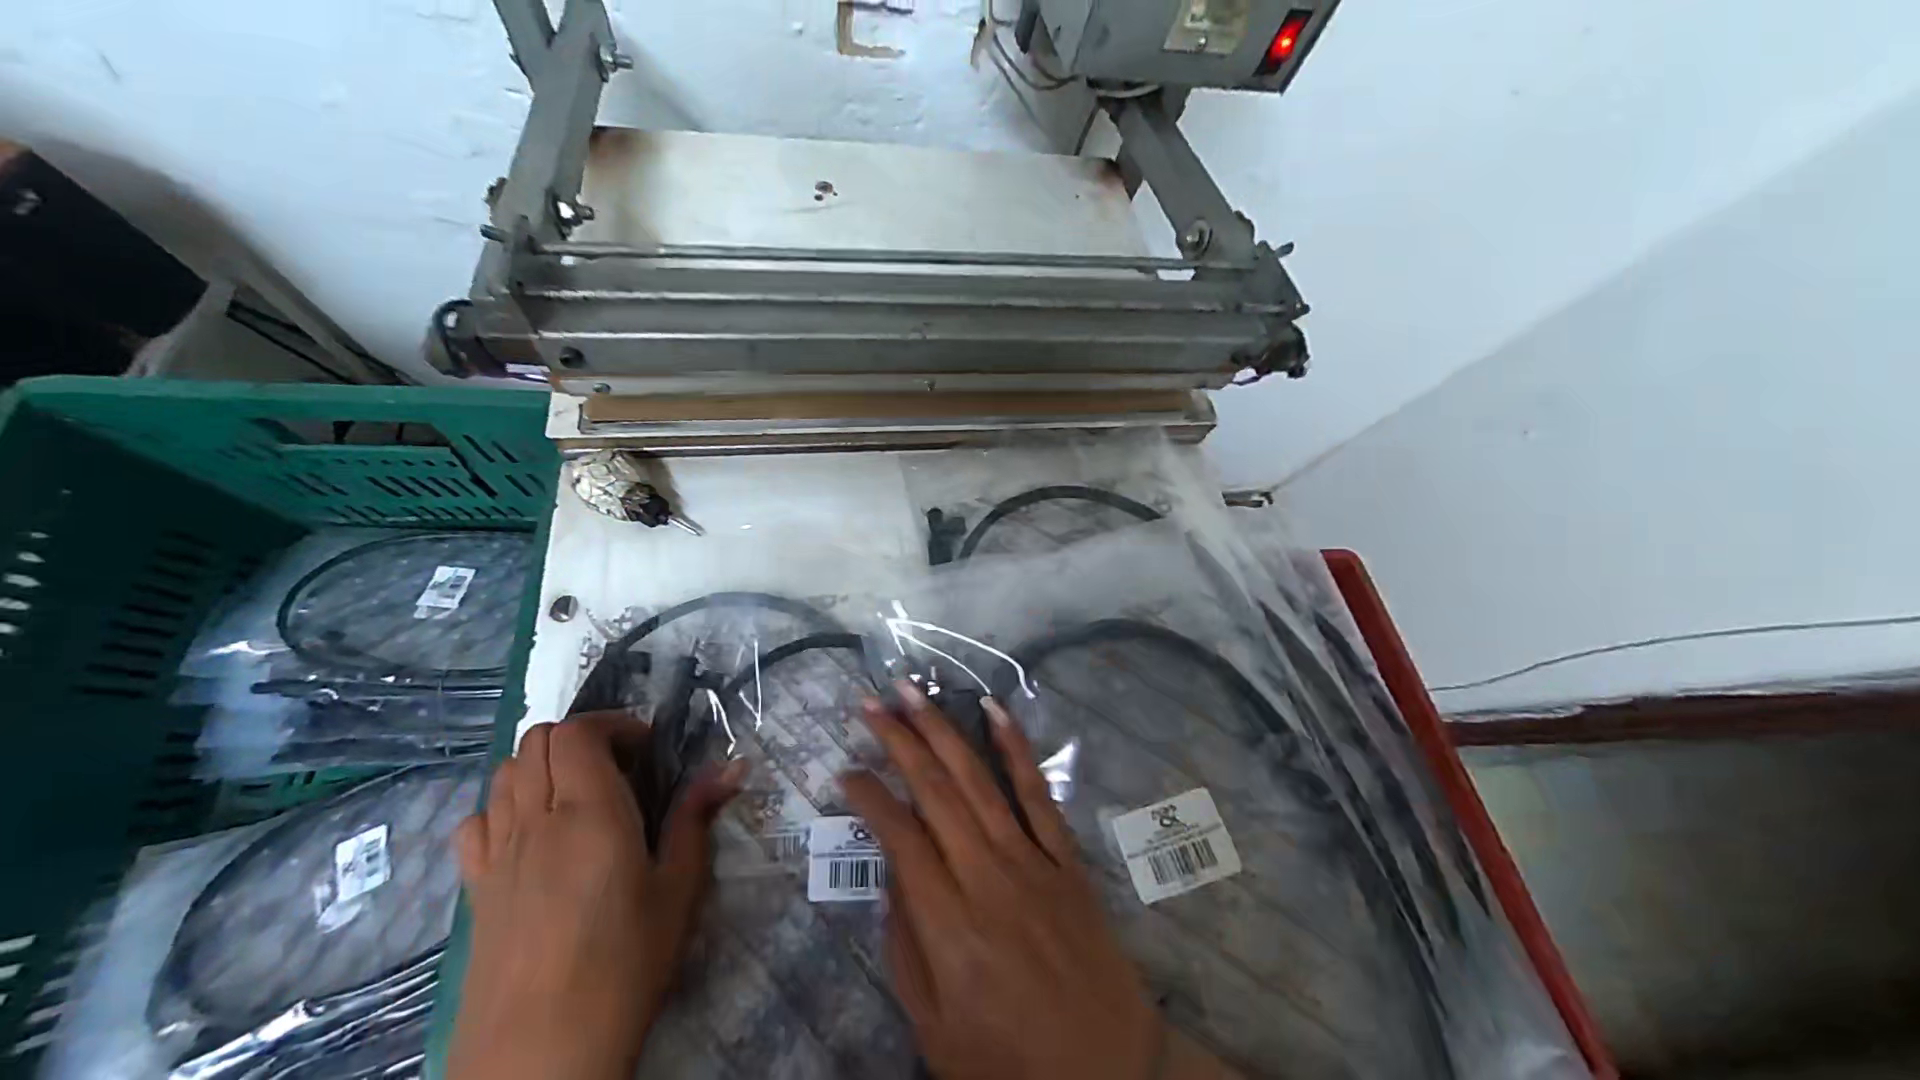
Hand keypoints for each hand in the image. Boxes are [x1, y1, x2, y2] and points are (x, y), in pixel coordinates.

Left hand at [447, 711, 744, 1079]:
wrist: (541, 1051)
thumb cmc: (625, 963)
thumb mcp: (679, 888)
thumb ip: (696, 818)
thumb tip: (731, 766)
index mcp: (589, 811)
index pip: (578, 733)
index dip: (612, 724)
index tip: (645, 748)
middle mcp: (535, 819)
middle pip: (536, 741)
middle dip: (580, 737)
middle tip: (620, 766)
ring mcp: (497, 853)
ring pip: (503, 773)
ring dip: (542, 764)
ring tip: (579, 794)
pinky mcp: (475, 887)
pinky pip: (476, 820)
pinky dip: (503, 805)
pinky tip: (531, 833)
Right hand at [845, 685, 1239, 1079]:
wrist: (1110, 1068)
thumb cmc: (1011, 1059)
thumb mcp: (935, 1028)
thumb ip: (904, 947)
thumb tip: (890, 875)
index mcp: (949, 924)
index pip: (899, 836)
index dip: (868, 796)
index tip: (845, 771)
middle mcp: (987, 876)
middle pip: (934, 791)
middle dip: (897, 740)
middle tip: (869, 703)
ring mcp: (1031, 858)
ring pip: (977, 779)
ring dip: (941, 729)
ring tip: (912, 691)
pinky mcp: (1065, 855)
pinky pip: (1037, 792)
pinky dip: (1015, 746)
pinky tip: (994, 709)